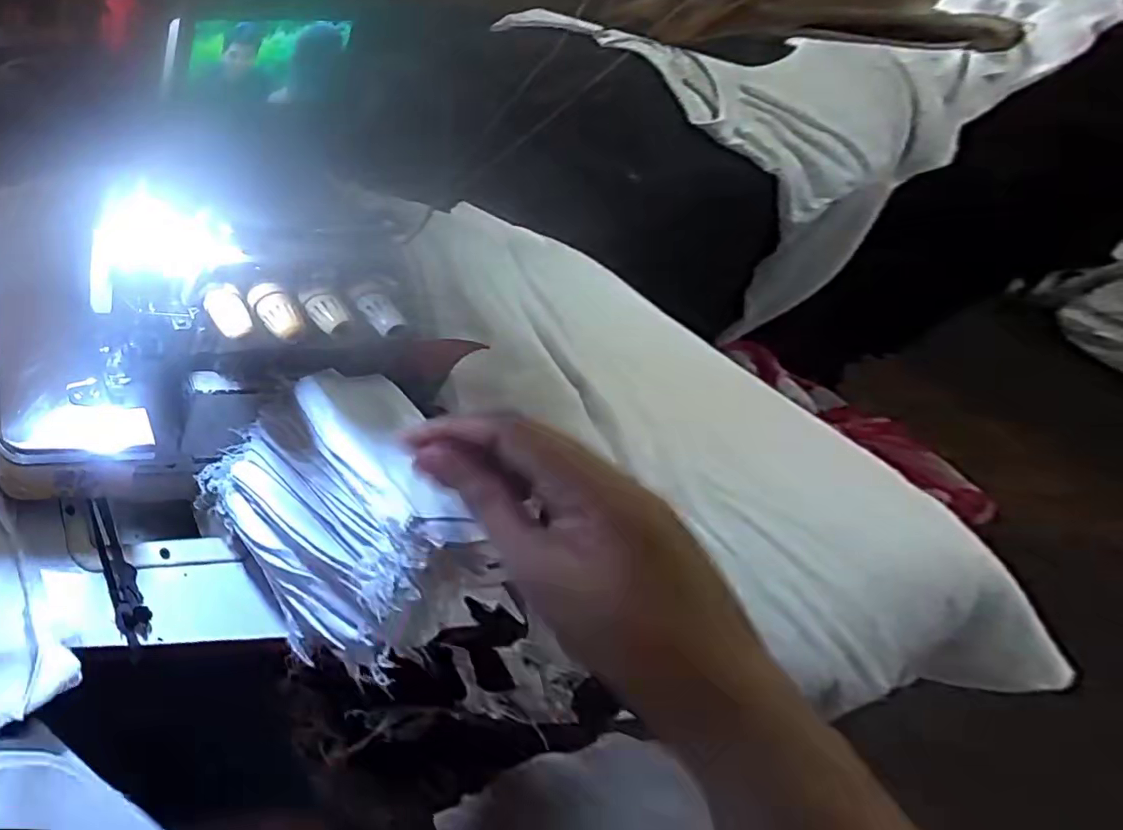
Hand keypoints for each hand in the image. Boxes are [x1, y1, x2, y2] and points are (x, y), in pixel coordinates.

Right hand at [408, 415, 918, 829]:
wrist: (721, 699)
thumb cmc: (615, 634)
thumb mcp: (534, 566)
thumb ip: (485, 500)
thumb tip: (434, 455)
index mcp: (592, 484)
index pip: (511, 431)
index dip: (454, 428)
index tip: (407, 441)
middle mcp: (616, 477)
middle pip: (532, 436)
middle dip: (472, 439)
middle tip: (423, 457)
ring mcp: (635, 498)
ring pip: (553, 458)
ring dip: (500, 459)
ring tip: (455, 476)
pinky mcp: (642, 520)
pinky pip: (574, 482)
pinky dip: (531, 482)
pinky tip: (511, 502)